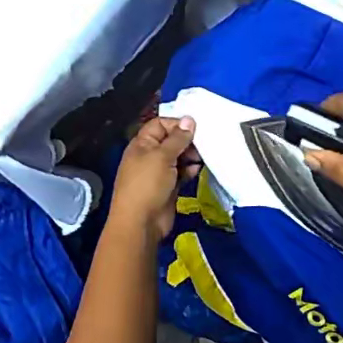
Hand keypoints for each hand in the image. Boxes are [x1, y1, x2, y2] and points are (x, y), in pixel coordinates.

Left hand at [107, 115, 198, 242]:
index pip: (160, 125)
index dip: (176, 124)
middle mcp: (149, 156)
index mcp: (142, 144)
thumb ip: (177, 138)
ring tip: (202, 158)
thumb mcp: (162, 156)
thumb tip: (189, 119)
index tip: (195, 128)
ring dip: (190, 156)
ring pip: (178, 158)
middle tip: (202, 145)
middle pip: (171, 141)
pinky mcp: (168, 187)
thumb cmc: (147, 184)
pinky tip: (196, 170)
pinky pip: (181, 174)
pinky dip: (189, 171)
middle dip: (187, 141)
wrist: (141, 222)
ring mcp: (159, 173)